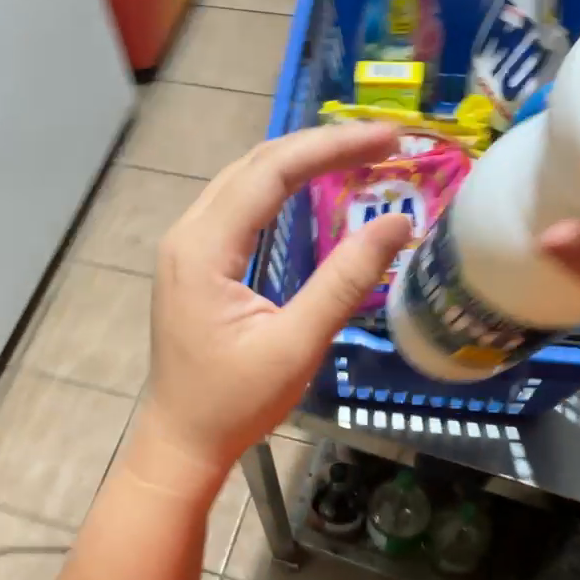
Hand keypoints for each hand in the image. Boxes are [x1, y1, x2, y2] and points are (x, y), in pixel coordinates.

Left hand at [137, 123, 411, 481]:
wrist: (182, 441)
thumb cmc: (234, 403)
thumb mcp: (295, 345)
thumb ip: (344, 280)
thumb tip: (397, 223)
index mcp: (203, 248)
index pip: (271, 172)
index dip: (332, 147)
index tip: (389, 138)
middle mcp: (187, 235)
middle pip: (255, 165)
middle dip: (319, 146)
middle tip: (382, 142)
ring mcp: (185, 248)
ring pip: (243, 181)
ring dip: (298, 163)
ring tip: (355, 155)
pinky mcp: (193, 264)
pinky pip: (237, 207)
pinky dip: (279, 190)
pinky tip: (310, 190)